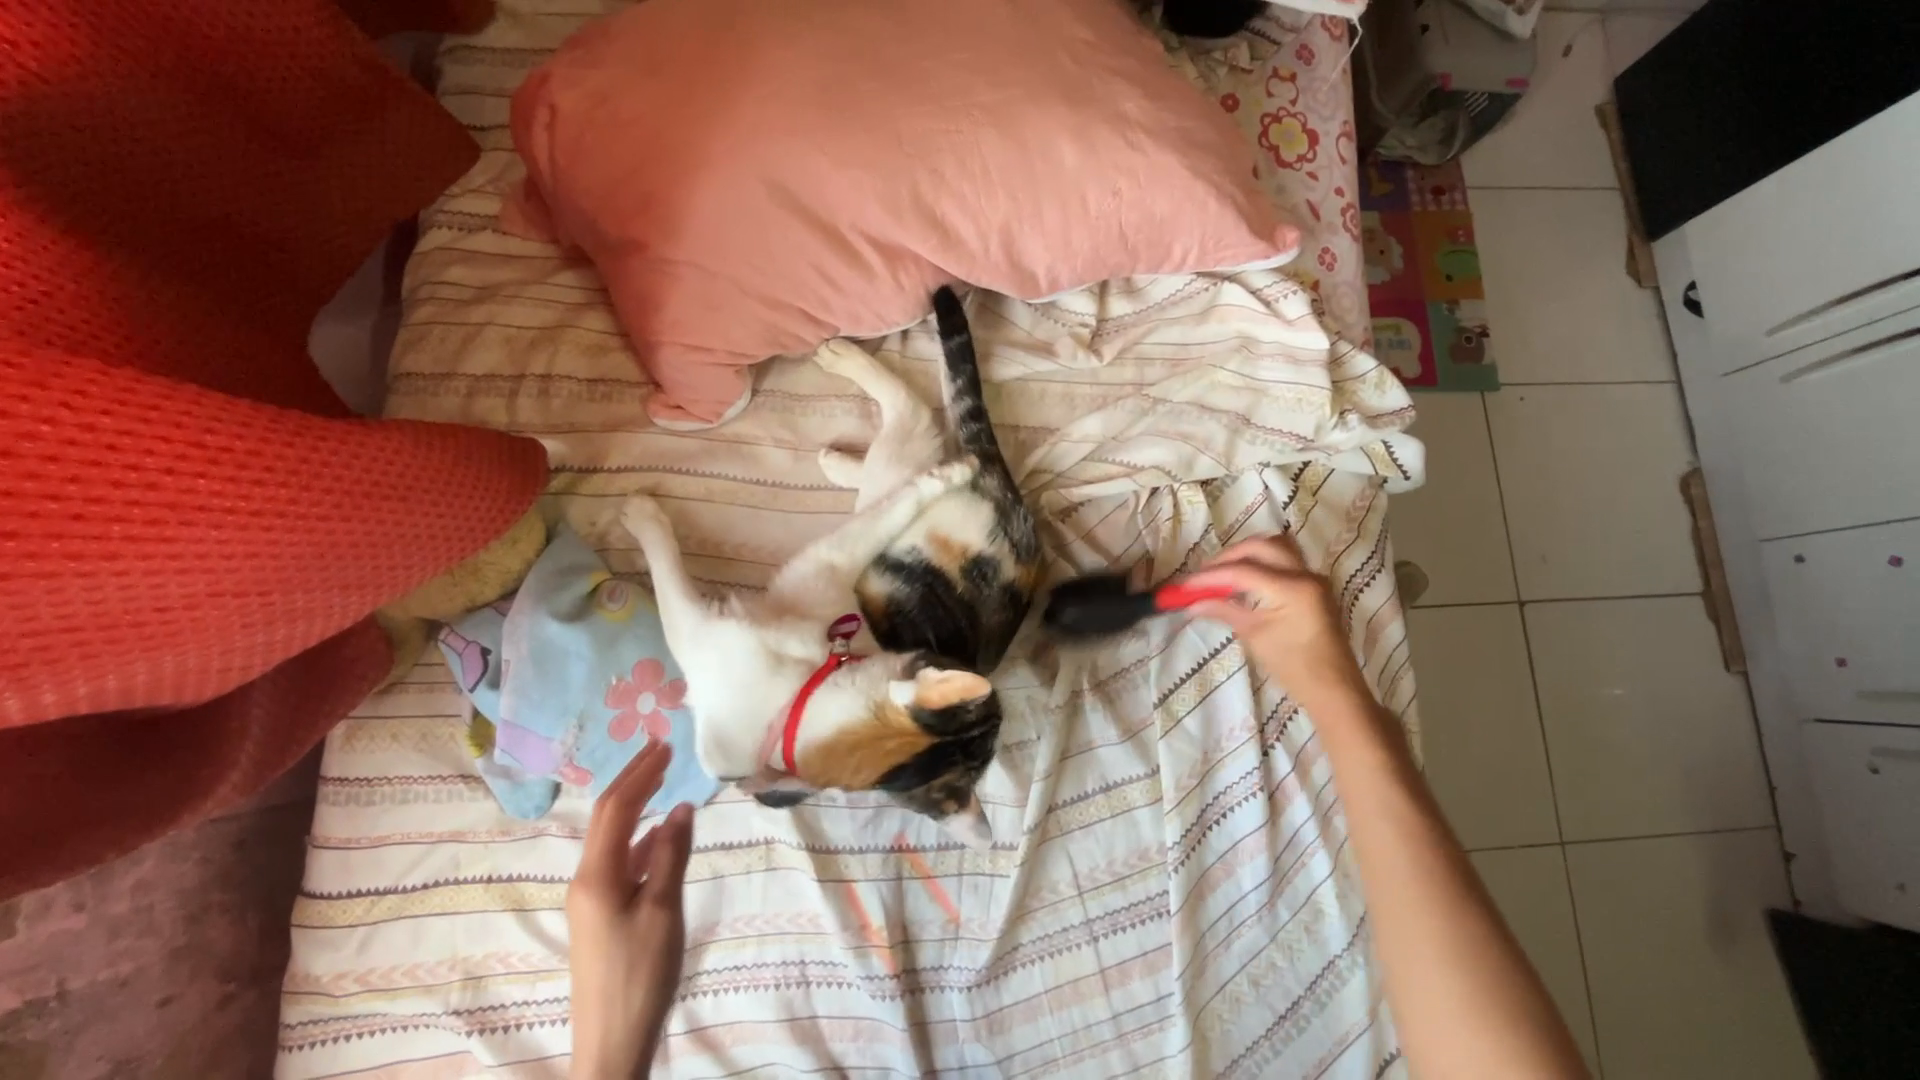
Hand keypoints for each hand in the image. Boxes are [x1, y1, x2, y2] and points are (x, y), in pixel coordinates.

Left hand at [567, 742, 694, 1079]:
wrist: (611, 1043)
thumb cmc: (640, 975)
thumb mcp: (664, 911)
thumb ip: (671, 856)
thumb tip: (680, 807)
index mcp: (596, 875)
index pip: (616, 808)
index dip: (641, 773)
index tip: (666, 745)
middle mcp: (586, 879)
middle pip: (606, 817)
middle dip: (633, 780)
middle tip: (661, 749)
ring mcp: (591, 899)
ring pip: (612, 838)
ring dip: (636, 805)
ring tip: (663, 781)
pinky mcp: (602, 916)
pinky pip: (619, 861)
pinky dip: (640, 838)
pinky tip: (659, 837)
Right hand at [1182, 534, 1368, 708]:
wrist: (1333, 688)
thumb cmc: (1294, 668)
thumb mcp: (1254, 637)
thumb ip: (1224, 610)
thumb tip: (1192, 603)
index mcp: (1291, 589)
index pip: (1242, 571)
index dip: (1209, 576)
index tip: (1184, 585)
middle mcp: (1305, 575)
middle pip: (1261, 547)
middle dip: (1228, 557)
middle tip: (1203, 575)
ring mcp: (1313, 578)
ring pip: (1277, 547)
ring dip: (1247, 554)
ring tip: (1224, 573)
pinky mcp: (1314, 586)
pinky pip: (1285, 561)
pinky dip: (1262, 563)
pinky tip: (1245, 581)